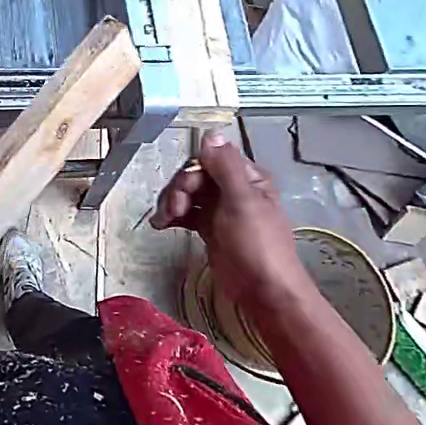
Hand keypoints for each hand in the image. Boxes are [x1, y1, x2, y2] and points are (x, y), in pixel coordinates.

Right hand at [151, 131, 315, 313]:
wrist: (264, 291)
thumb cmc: (257, 245)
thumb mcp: (242, 201)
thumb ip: (225, 167)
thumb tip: (211, 133)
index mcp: (247, 177)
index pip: (211, 160)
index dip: (193, 172)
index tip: (184, 191)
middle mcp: (234, 189)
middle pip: (196, 176)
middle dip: (179, 190)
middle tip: (173, 210)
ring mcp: (221, 210)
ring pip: (189, 194)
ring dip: (172, 203)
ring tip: (163, 221)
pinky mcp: (211, 229)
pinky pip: (188, 214)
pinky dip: (173, 217)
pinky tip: (162, 225)